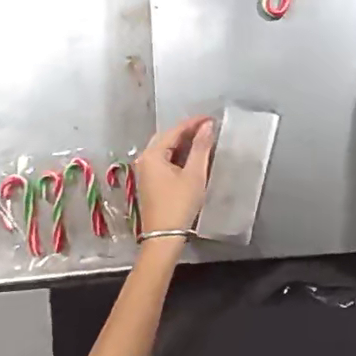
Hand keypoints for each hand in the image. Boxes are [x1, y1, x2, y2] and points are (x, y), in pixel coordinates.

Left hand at [133, 115, 213, 234]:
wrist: (163, 236)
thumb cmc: (179, 204)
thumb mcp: (194, 175)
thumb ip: (201, 148)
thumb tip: (207, 126)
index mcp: (152, 154)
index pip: (174, 131)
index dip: (193, 123)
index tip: (211, 119)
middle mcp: (144, 159)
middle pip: (167, 138)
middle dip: (187, 132)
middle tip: (207, 128)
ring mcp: (145, 171)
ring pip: (165, 150)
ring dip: (182, 144)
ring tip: (203, 141)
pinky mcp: (149, 182)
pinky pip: (163, 161)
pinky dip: (177, 156)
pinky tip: (191, 157)